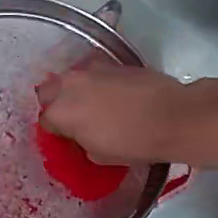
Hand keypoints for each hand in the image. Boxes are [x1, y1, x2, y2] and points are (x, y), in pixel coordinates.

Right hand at [38, 62, 190, 165]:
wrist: (172, 116)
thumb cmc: (132, 143)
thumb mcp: (98, 155)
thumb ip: (80, 141)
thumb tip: (81, 133)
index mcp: (59, 112)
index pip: (45, 121)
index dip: (56, 131)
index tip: (67, 138)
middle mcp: (68, 85)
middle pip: (48, 92)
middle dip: (55, 103)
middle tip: (73, 118)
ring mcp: (90, 70)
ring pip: (70, 78)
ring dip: (75, 90)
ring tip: (92, 104)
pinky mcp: (112, 63)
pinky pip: (94, 73)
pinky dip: (96, 83)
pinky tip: (112, 95)